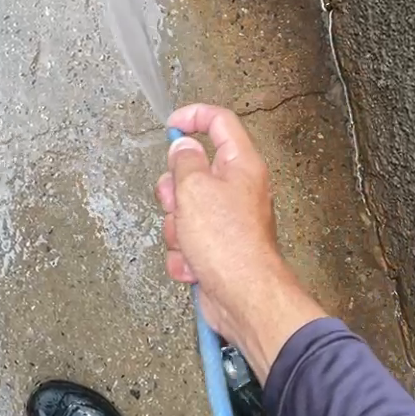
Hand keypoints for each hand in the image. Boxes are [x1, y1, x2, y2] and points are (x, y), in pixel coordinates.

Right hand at [158, 103, 326, 377]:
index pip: (219, 122)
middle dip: (174, 191)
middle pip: (192, 171)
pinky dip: (184, 255)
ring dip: (177, 228)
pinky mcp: (216, 249)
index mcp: (240, 165)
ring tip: (190, 242)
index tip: (170, 125)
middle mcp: (237, 190)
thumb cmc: (228, 243)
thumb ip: (184, 161)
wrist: (244, 299)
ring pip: (183, 210)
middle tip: (178, 203)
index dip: (193, 116)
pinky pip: (186, 242)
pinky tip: (194, 265)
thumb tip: (183, 147)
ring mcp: (226, 221)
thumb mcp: (194, 188)